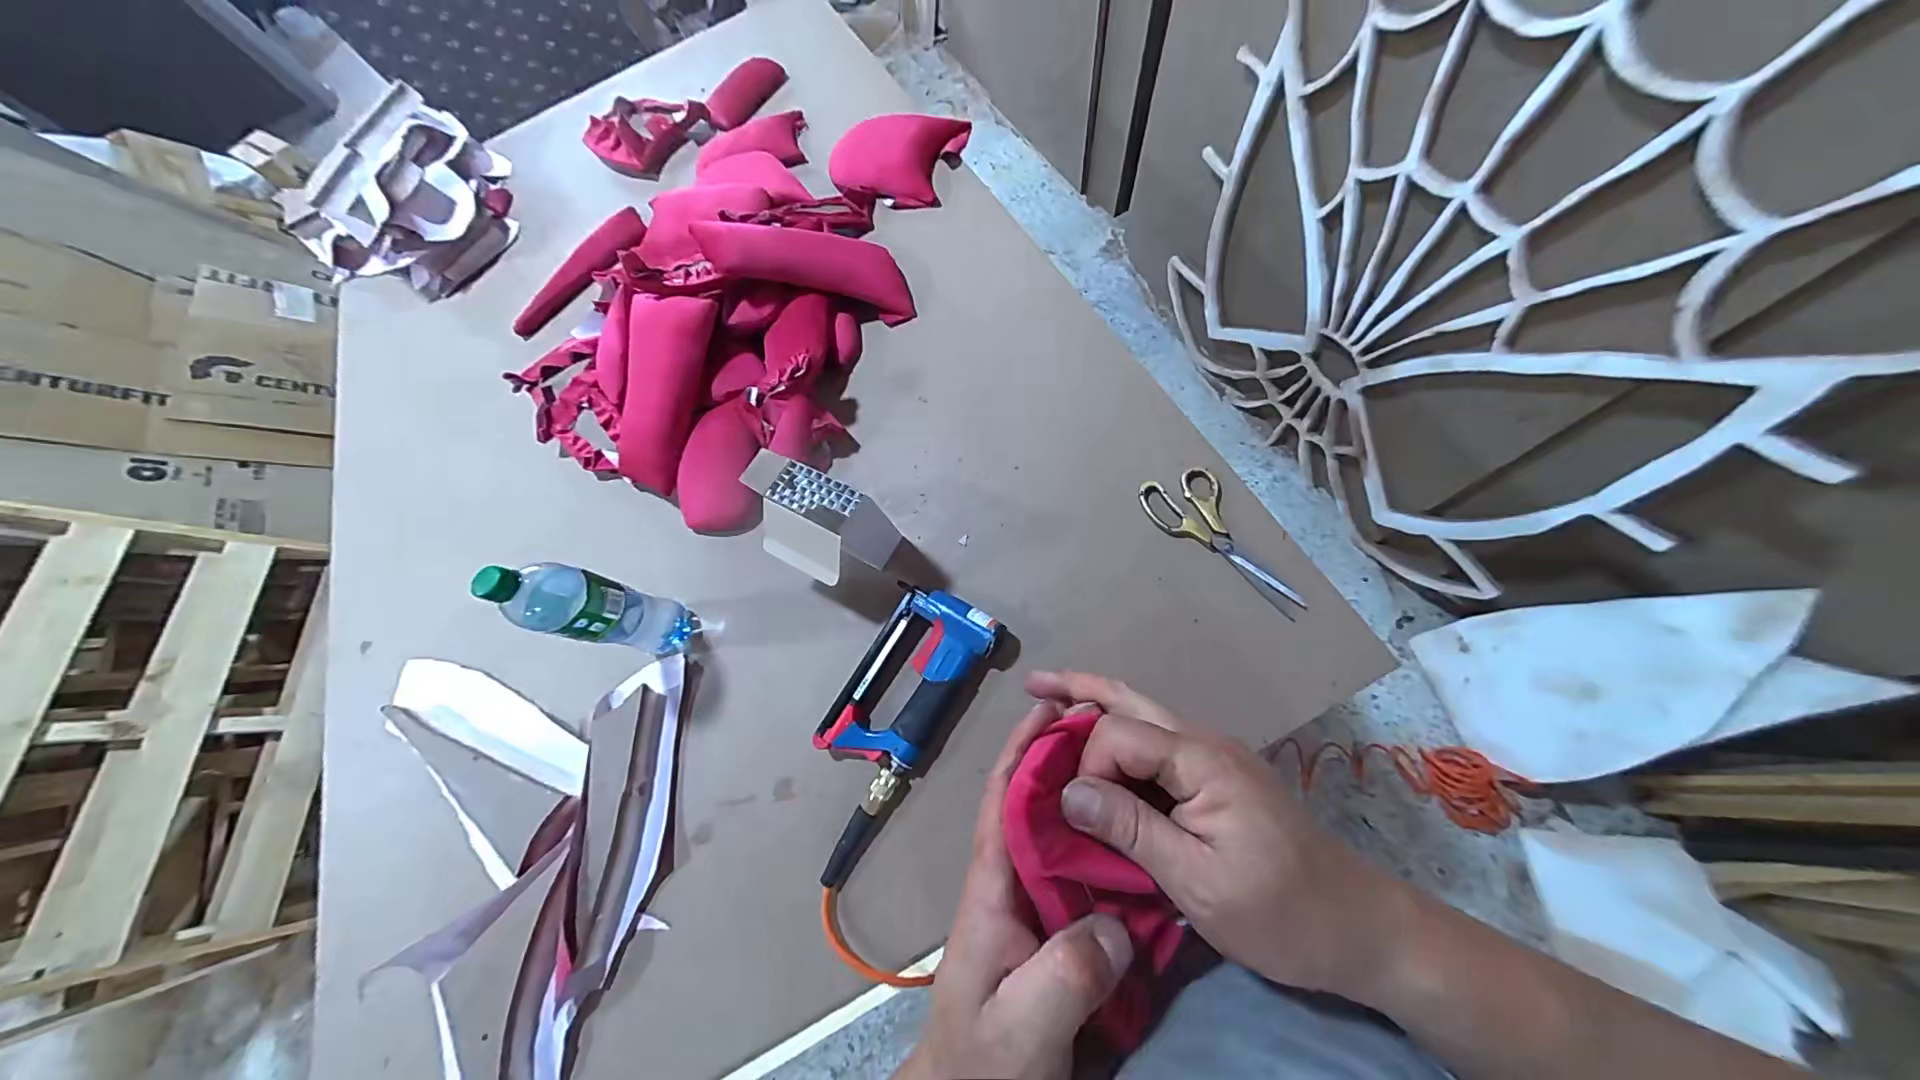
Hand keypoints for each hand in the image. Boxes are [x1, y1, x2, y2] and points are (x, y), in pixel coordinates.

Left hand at [898, 700, 1135, 1079]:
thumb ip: (1063, 976)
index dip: (1021, 752)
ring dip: (1082, 795)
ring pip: (1058, 836)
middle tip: (1100, 727)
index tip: (1049, 711)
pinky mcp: (1055, 931)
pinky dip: (1101, 845)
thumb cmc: (983, 1061)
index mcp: (991, 888)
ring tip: (1123, 764)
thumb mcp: (1022, 1026)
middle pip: (1032, 807)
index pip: (1003, 802)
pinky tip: (1133, 835)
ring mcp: (1033, 906)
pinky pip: (1081, 875)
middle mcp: (1011, 884)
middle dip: (1058, 760)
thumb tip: (1117, 926)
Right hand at [1026, 671, 1416, 1003]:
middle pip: (1129, 701)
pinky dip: (1118, 739)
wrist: (1360, 927)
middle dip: (1079, 689)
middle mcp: (1203, 742)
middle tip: (1033, 684)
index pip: (1119, 735)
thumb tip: (1068, 791)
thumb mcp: (1198, 881)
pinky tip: (1097, 752)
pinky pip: (1156, 745)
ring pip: (1142, 716)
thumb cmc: (1281, 911)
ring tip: (1052, 705)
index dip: (1087, 767)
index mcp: (1201, 760)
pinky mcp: (1216, 776)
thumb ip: (1131, 829)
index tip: (1081, 817)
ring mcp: (1213, 756)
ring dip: (1096, 709)